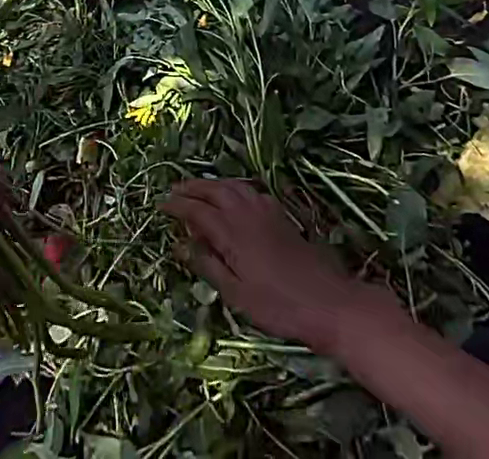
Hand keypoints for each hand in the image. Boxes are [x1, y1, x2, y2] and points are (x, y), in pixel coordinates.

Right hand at [162, 178, 396, 350]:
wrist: (328, 302)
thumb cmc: (278, 306)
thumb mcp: (236, 295)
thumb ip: (207, 266)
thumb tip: (180, 245)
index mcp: (232, 232)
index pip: (197, 211)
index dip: (177, 206)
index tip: (160, 206)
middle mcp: (247, 214)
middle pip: (214, 190)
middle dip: (192, 187)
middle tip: (174, 191)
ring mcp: (267, 211)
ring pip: (234, 186)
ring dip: (213, 183)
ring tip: (199, 189)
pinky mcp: (282, 216)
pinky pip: (252, 190)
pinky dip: (236, 187)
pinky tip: (235, 196)